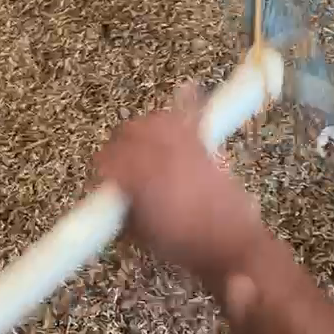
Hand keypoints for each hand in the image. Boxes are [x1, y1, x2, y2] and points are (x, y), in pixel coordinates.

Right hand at [97, 83, 268, 287]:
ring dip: (145, 127)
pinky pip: (195, 116)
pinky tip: (188, 88)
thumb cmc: (185, 245)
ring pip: (157, 120)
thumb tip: (116, 196)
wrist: (230, 243)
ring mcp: (186, 147)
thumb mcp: (143, 235)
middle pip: (130, 131)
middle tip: (118, 161)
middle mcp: (162, 154)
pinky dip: (190, 102)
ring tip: (143, 140)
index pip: (110, 157)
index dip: (102, 166)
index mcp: (142, 178)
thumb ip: (125, 209)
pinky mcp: (205, 147)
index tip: (102, 175)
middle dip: (119, 144)